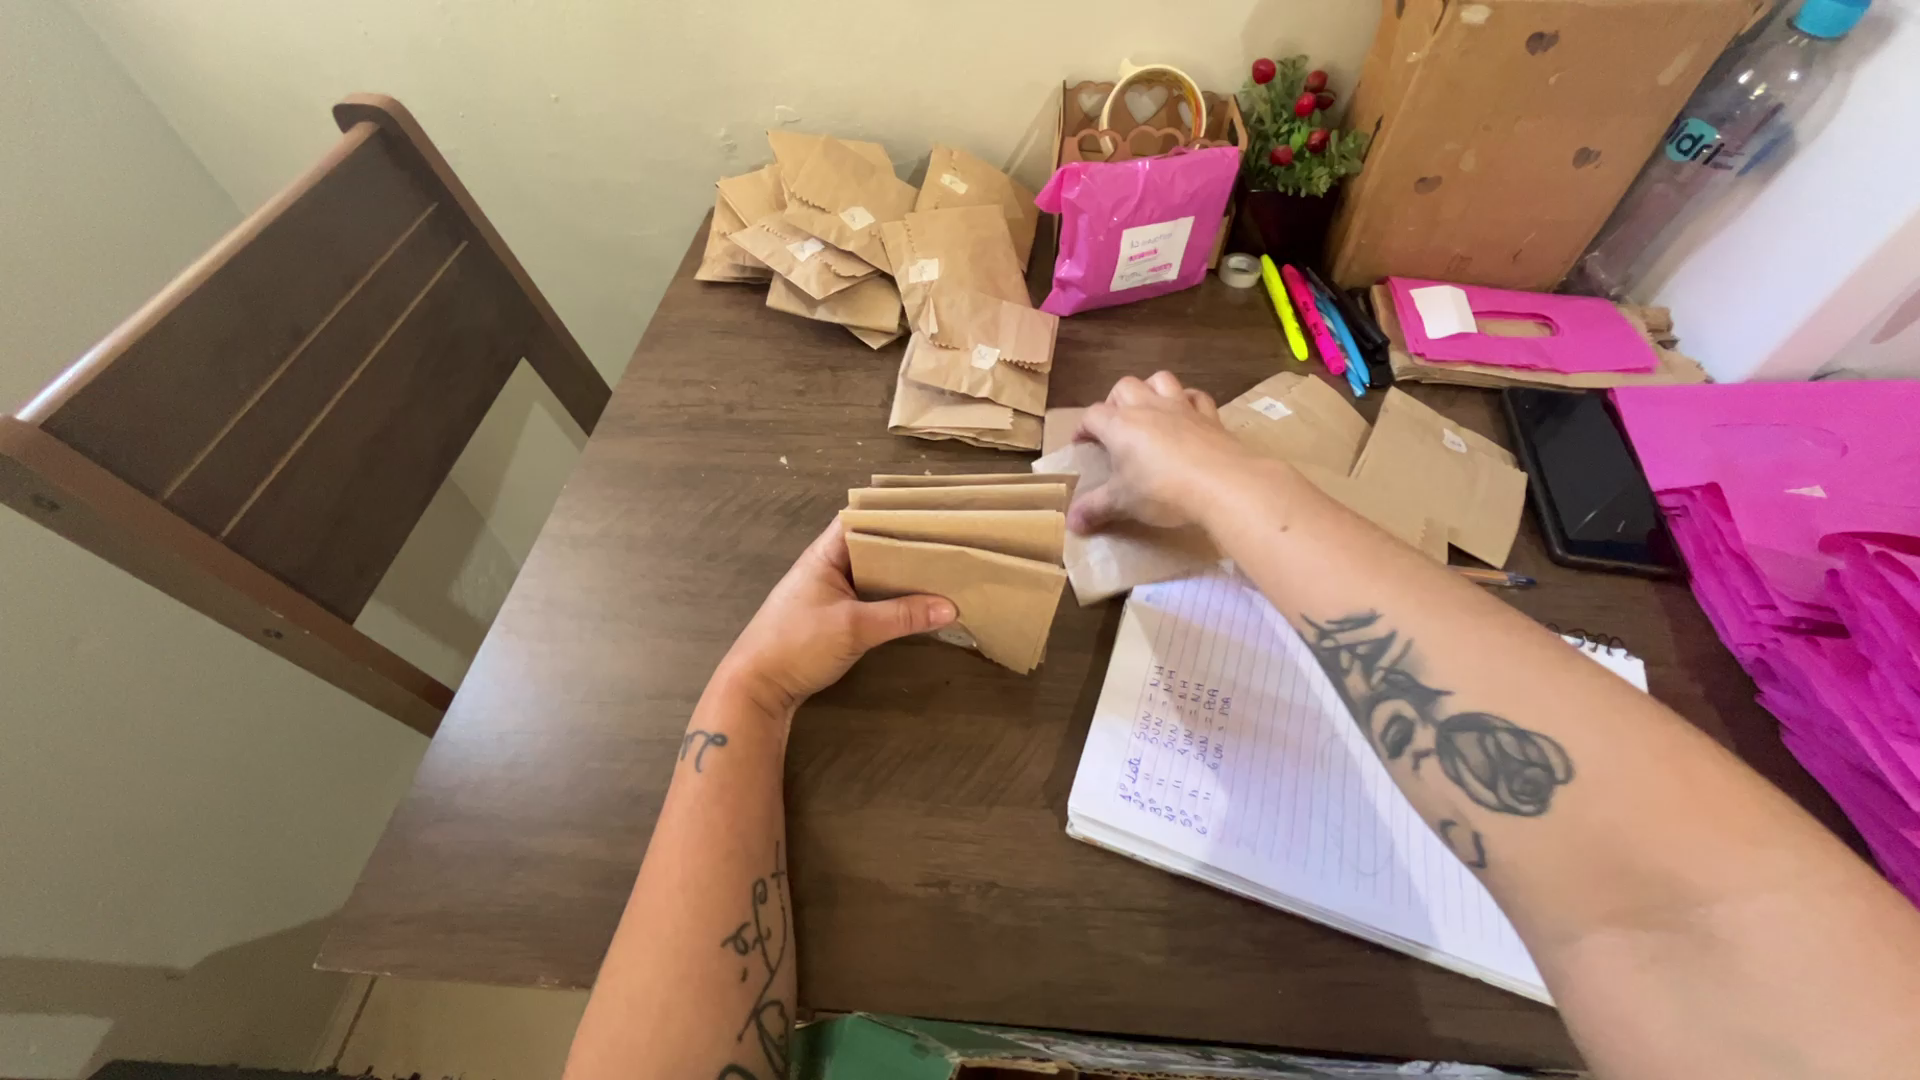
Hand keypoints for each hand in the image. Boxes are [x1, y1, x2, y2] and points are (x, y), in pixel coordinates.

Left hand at [718, 519, 955, 717]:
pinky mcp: (833, 616)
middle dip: (906, 544)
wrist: (758, 688)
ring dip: (900, 574)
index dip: (893, 512)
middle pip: (872, 545)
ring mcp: (830, 592)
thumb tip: (951, 607)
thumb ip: (903, 616)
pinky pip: (869, 597)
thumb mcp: (855, 627)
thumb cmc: (798, 644)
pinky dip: (891, 597)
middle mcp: (828, 566)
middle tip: (947, 541)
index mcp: (825, 553)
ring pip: (873, 573)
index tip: (931, 513)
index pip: (862, 518)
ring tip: (942, 568)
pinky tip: (917, 601)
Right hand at [1067, 371, 1253, 533]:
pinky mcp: (1209, 416)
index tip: (1082, 445)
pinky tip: (1186, 414)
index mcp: (1119, 425)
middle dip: (1114, 401)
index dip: (1083, 428)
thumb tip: (1071, 523)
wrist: (1221, 484)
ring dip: (1149, 390)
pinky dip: (1187, 400)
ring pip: (1160, 380)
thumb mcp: (1122, 503)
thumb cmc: (1161, 491)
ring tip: (1148, 411)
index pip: (1092, 415)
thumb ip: (1094, 509)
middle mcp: (1148, 408)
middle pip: (1124, 387)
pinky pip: (1196, 396)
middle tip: (1115, 427)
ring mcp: (1181, 408)